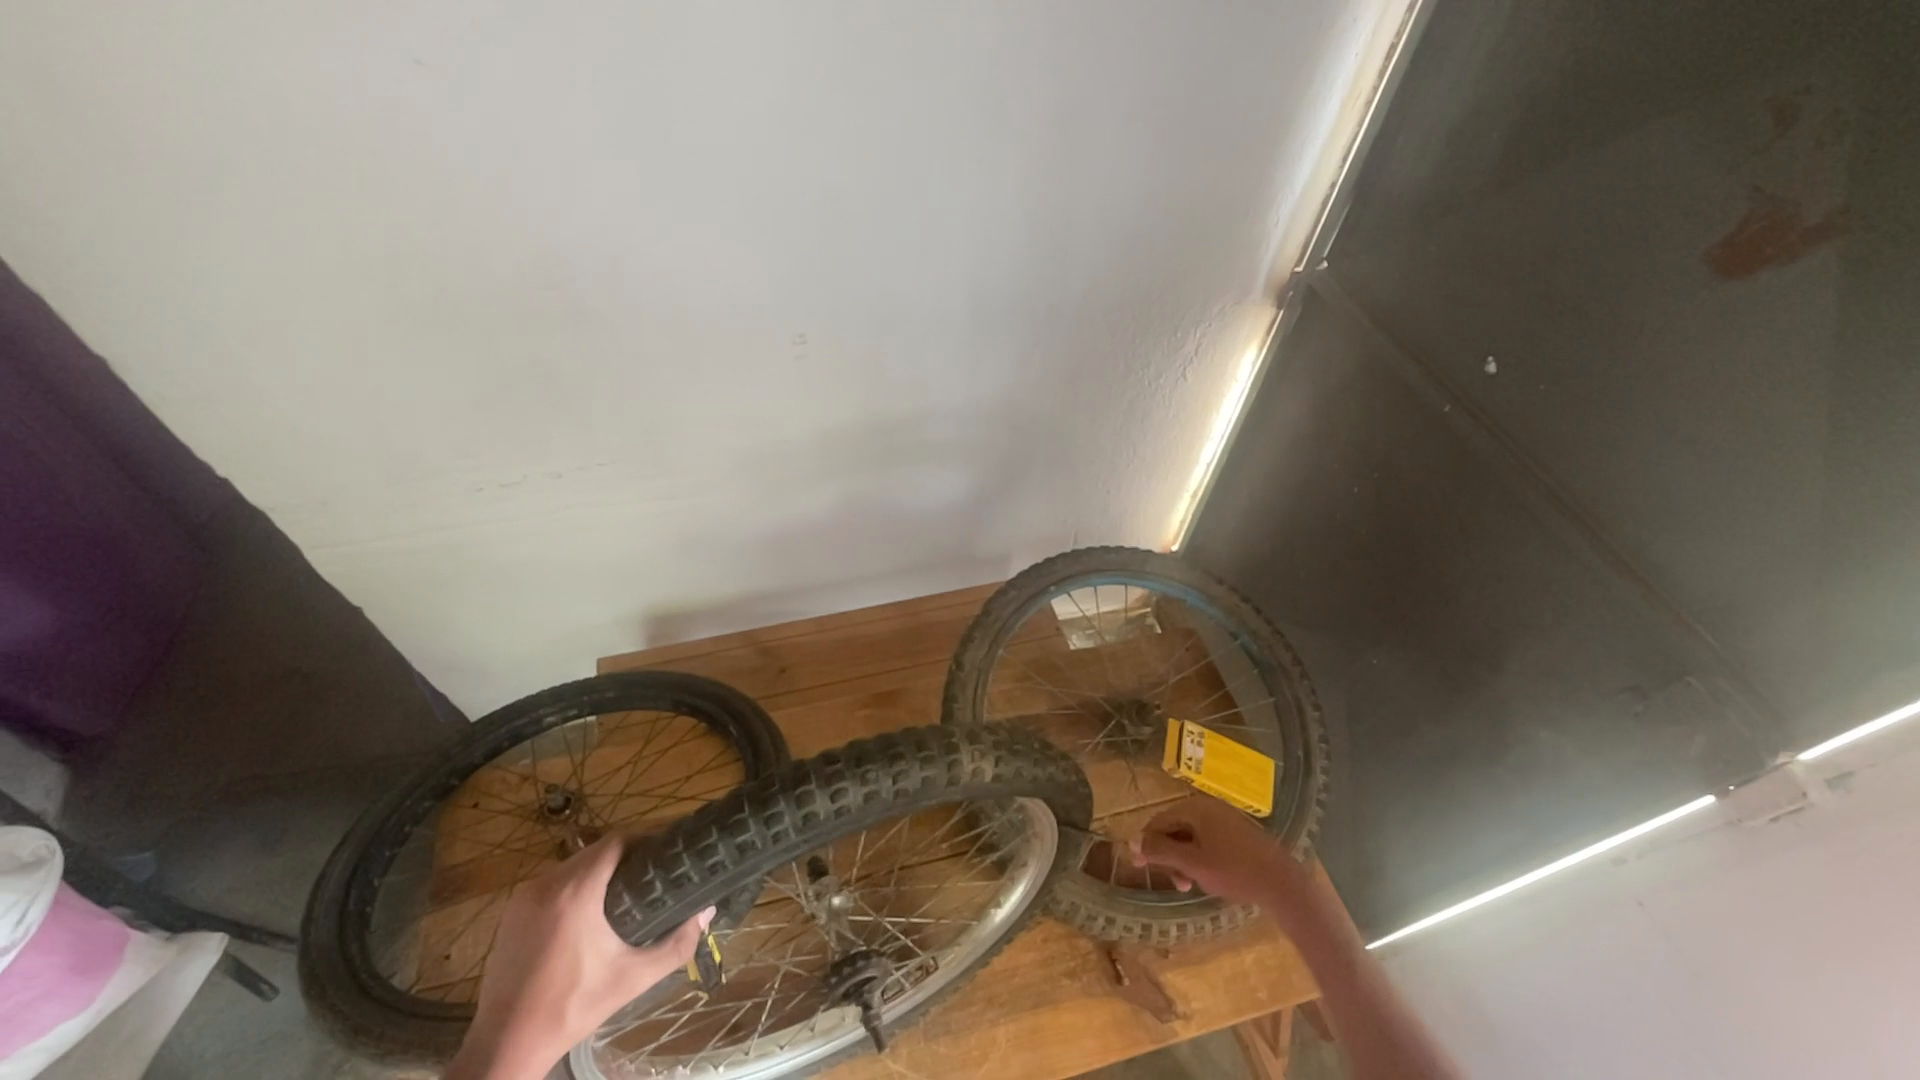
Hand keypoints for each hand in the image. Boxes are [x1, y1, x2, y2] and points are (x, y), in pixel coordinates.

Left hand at [447, 835, 713, 1079]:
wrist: (506, 1042)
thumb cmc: (573, 1007)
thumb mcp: (633, 978)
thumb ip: (676, 945)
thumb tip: (707, 912)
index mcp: (575, 892)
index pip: (615, 841)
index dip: (644, 835)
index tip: (669, 842)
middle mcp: (546, 884)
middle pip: (594, 850)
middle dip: (626, 853)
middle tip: (655, 865)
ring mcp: (523, 897)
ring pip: (571, 865)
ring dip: (600, 868)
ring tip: (629, 884)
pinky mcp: (511, 912)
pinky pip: (552, 883)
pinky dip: (576, 884)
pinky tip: (592, 907)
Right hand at [1127, 795, 1340, 945]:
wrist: (1282, 882)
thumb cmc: (1233, 871)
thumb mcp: (1192, 863)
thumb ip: (1160, 851)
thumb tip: (1131, 840)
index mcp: (1195, 808)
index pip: (1159, 821)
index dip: (1147, 844)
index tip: (1140, 867)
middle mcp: (1209, 807)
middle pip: (1175, 828)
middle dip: (1169, 856)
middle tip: (1176, 882)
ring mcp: (1226, 819)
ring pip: (1192, 837)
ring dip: (1185, 860)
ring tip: (1191, 884)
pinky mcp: (1238, 833)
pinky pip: (1209, 841)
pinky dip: (1201, 857)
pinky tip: (1208, 877)